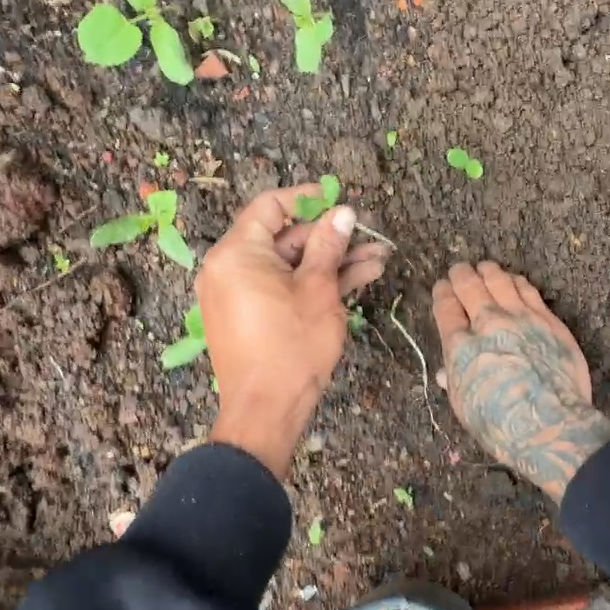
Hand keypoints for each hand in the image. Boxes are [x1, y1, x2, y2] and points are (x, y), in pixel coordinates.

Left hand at [198, 184, 390, 476]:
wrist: (267, 410)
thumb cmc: (291, 345)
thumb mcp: (318, 289)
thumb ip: (328, 245)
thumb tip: (343, 212)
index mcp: (236, 254)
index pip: (270, 207)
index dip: (308, 200)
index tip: (341, 201)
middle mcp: (230, 268)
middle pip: (286, 238)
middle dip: (332, 237)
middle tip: (371, 237)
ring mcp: (241, 293)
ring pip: (291, 265)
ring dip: (332, 261)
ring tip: (379, 259)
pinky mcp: (253, 315)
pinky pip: (284, 286)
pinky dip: (315, 283)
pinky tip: (361, 278)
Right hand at [432, 262, 609, 501]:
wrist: (550, 423)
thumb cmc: (501, 424)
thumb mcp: (464, 406)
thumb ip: (455, 380)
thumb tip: (446, 372)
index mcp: (460, 347)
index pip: (446, 308)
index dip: (442, 293)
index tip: (442, 288)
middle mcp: (487, 324)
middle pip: (470, 286)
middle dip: (461, 275)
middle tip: (459, 270)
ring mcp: (520, 318)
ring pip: (499, 280)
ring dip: (488, 271)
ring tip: (484, 268)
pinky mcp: (547, 319)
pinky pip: (528, 290)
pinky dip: (515, 280)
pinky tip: (512, 280)